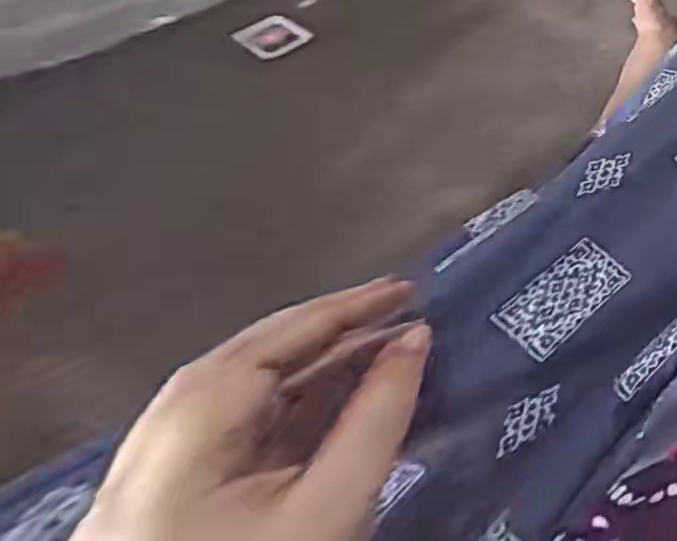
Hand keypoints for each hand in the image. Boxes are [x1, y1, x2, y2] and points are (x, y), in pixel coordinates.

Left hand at [73, 278, 428, 540]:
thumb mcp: (338, 501)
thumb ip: (380, 412)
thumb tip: (418, 336)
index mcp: (171, 463)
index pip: (252, 359)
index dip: (332, 315)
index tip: (403, 290)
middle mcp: (142, 465)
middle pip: (231, 366)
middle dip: (317, 324)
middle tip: (391, 299)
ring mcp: (147, 487)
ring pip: (227, 392)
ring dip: (305, 355)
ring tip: (374, 331)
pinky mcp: (168, 503)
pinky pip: (231, 423)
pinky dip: (290, 389)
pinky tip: (339, 379)